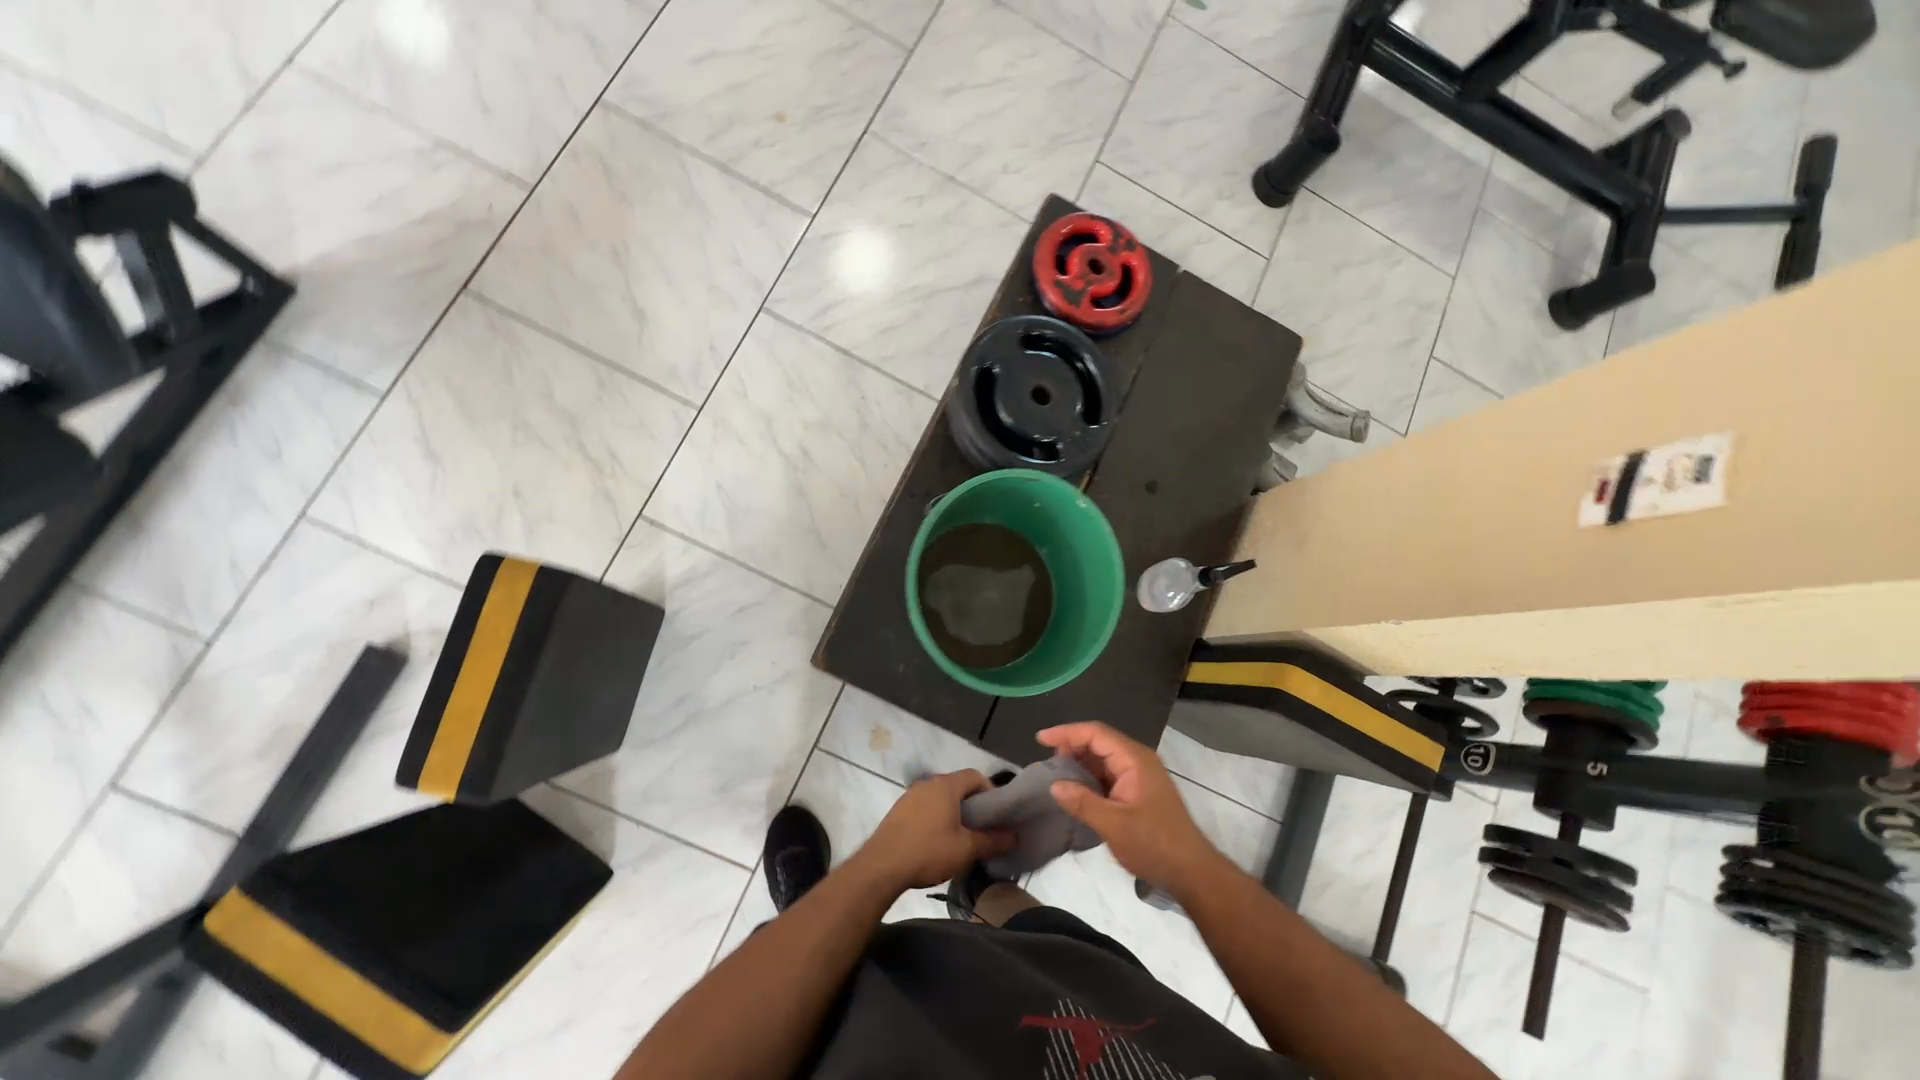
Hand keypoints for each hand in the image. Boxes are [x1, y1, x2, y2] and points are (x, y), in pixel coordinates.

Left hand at [855, 770, 1015, 890]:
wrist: (881, 867)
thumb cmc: (928, 852)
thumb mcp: (966, 849)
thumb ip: (992, 841)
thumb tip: (1014, 836)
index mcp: (945, 786)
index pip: (975, 776)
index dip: (990, 791)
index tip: (997, 814)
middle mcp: (926, 784)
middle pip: (957, 786)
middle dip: (972, 804)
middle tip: (982, 828)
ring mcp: (909, 796)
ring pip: (939, 797)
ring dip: (953, 812)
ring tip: (961, 837)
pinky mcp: (898, 811)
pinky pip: (924, 807)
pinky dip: (936, 818)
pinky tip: (937, 842)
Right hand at [1038, 722, 1225, 891]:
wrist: (1191, 871)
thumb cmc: (1154, 844)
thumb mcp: (1113, 825)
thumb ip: (1082, 802)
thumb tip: (1054, 785)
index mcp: (1134, 760)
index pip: (1096, 733)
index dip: (1067, 733)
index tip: (1040, 739)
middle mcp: (1138, 761)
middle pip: (1100, 742)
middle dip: (1071, 747)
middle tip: (1045, 762)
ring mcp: (1140, 776)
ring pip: (1104, 760)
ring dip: (1080, 764)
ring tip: (1055, 776)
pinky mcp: (1139, 792)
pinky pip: (1110, 775)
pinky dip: (1090, 779)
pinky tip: (1075, 791)